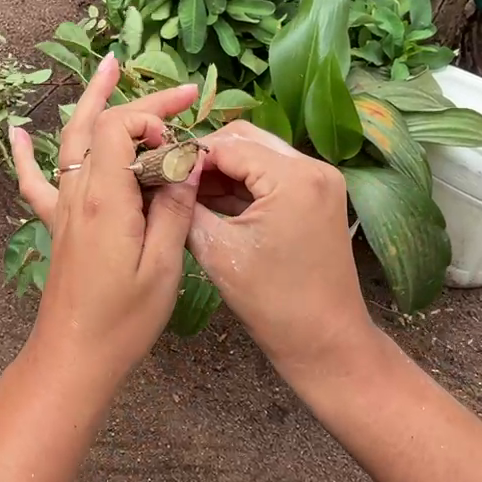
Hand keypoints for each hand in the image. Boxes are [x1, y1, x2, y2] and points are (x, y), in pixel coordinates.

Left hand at [12, 54, 202, 387]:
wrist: (73, 356)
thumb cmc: (123, 318)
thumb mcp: (164, 266)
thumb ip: (174, 207)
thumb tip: (188, 160)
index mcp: (105, 199)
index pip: (121, 127)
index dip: (154, 118)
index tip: (186, 136)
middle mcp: (78, 192)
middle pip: (97, 124)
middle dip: (137, 98)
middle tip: (178, 87)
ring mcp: (63, 206)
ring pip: (71, 139)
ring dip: (90, 102)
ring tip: (108, 69)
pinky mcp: (56, 223)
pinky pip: (34, 180)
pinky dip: (26, 152)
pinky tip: (17, 130)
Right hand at [187, 121, 375, 382]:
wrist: (325, 343)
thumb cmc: (271, 302)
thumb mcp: (217, 251)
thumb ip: (186, 205)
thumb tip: (162, 177)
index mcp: (293, 177)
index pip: (228, 144)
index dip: (188, 155)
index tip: (156, 169)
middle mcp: (313, 167)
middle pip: (245, 139)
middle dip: (206, 156)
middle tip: (172, 179)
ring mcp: (320, 180)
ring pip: (257, 153)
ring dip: (223, 167)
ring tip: (187, 190)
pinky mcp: (317, 195)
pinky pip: (271, 173)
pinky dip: (242, 182)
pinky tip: (211, 199)